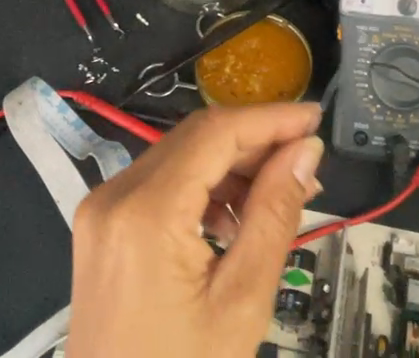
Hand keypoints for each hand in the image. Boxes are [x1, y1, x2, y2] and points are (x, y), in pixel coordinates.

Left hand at [67, 104, 324, 357]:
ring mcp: (102, 208)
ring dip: (232, 164)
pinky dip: (203, 186)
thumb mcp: (242, 300)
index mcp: (146, 211)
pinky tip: (236, 217)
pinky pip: (161, 182)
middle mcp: (115, 194)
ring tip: (281, 194)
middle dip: (256, 141)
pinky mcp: (101, 224)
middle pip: (196, 138)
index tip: (317, 118)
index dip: (270, 118)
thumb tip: (305, 150)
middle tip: (308, 165)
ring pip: (180, 155)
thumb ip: (274, 214)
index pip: (216, 133)